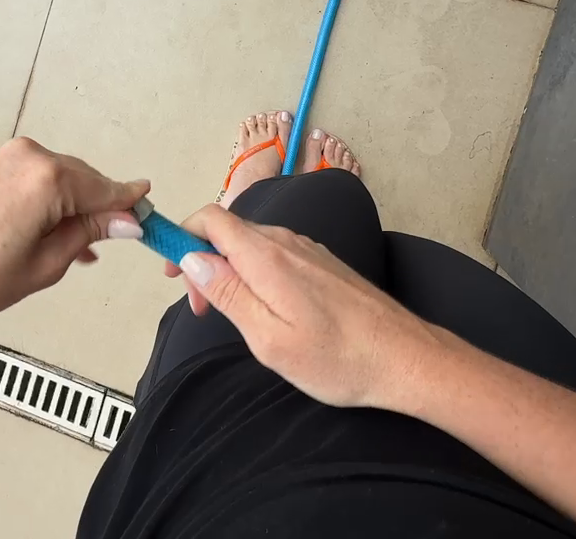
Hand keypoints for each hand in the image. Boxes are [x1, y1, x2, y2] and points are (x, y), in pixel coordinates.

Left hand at [0, 137, 148, 337]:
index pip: (104, 189)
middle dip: (100, 208)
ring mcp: (10, 157)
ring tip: (81, 249)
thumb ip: (90, 233)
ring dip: (76, 208)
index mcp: (47, 178)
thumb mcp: (46, 264)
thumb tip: (128, 222)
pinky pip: (41, 179)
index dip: (128, 206)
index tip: (149, 217)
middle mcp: (31, 157)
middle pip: (85, 180)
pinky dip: (54, 202)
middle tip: (113, 243)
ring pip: (64, 180)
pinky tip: (60, 234)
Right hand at [168, 203, 444, 409]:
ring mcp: (305, 247)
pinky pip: (272, 252)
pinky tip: (263, 307)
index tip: (170, 273)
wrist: (405, 357)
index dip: (181, 235)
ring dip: (228, 269)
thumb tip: (192, 258)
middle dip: (202, 262)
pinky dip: (253, 271)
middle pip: (226, 231)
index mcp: (265, 256)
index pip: (210, 218)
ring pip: (249, 243)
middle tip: (203, 310)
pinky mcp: (320, 260)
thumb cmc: (336, 357)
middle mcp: (284, 240)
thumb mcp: (269, 339)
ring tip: (230, 313)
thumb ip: (228, 293)